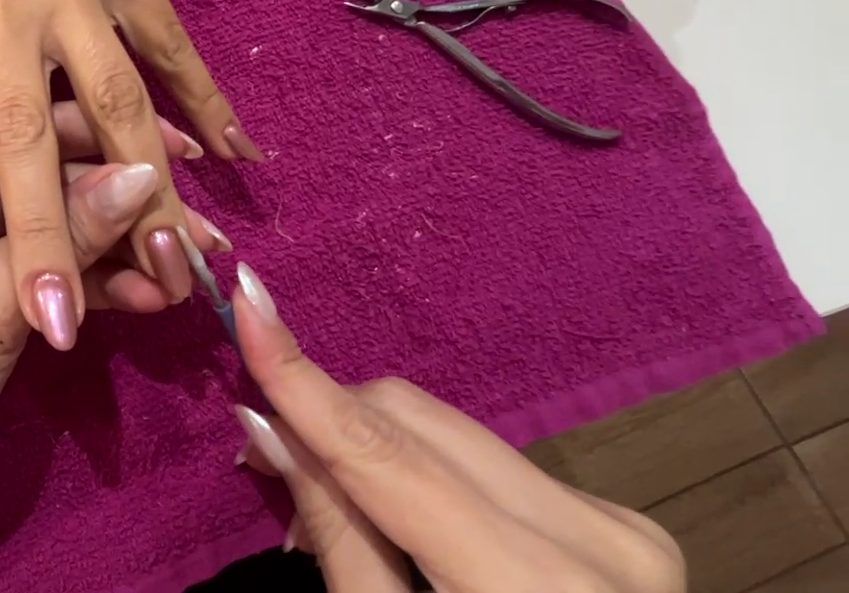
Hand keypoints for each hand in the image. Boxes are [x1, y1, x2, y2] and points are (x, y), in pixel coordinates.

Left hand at [0, 102, 225, 571]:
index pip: (31, 130)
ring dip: (126, 253)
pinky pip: (62, 280)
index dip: (104, 133)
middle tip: (200, 235)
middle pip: (57, 183)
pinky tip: (150, 301)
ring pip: (67, 235)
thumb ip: (69, 229)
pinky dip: (104, 288)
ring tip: (187, 278)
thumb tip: (141, 171)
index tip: (178, 151)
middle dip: (128, 205)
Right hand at [227, 263, 686, 592]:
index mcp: (542, 584)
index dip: (303, 377)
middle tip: (259, 458)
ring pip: (438, 427)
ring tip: (324, 501)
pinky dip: (414, 467)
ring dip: (362, 443)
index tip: (247, 299)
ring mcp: (616, 522)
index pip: (385, 452)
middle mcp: (596, 534)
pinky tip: (393, 513)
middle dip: (323, 419)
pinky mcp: (614, 520)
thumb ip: (337, 535)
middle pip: (409, 419)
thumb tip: (265, 425)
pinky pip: (476, 456)